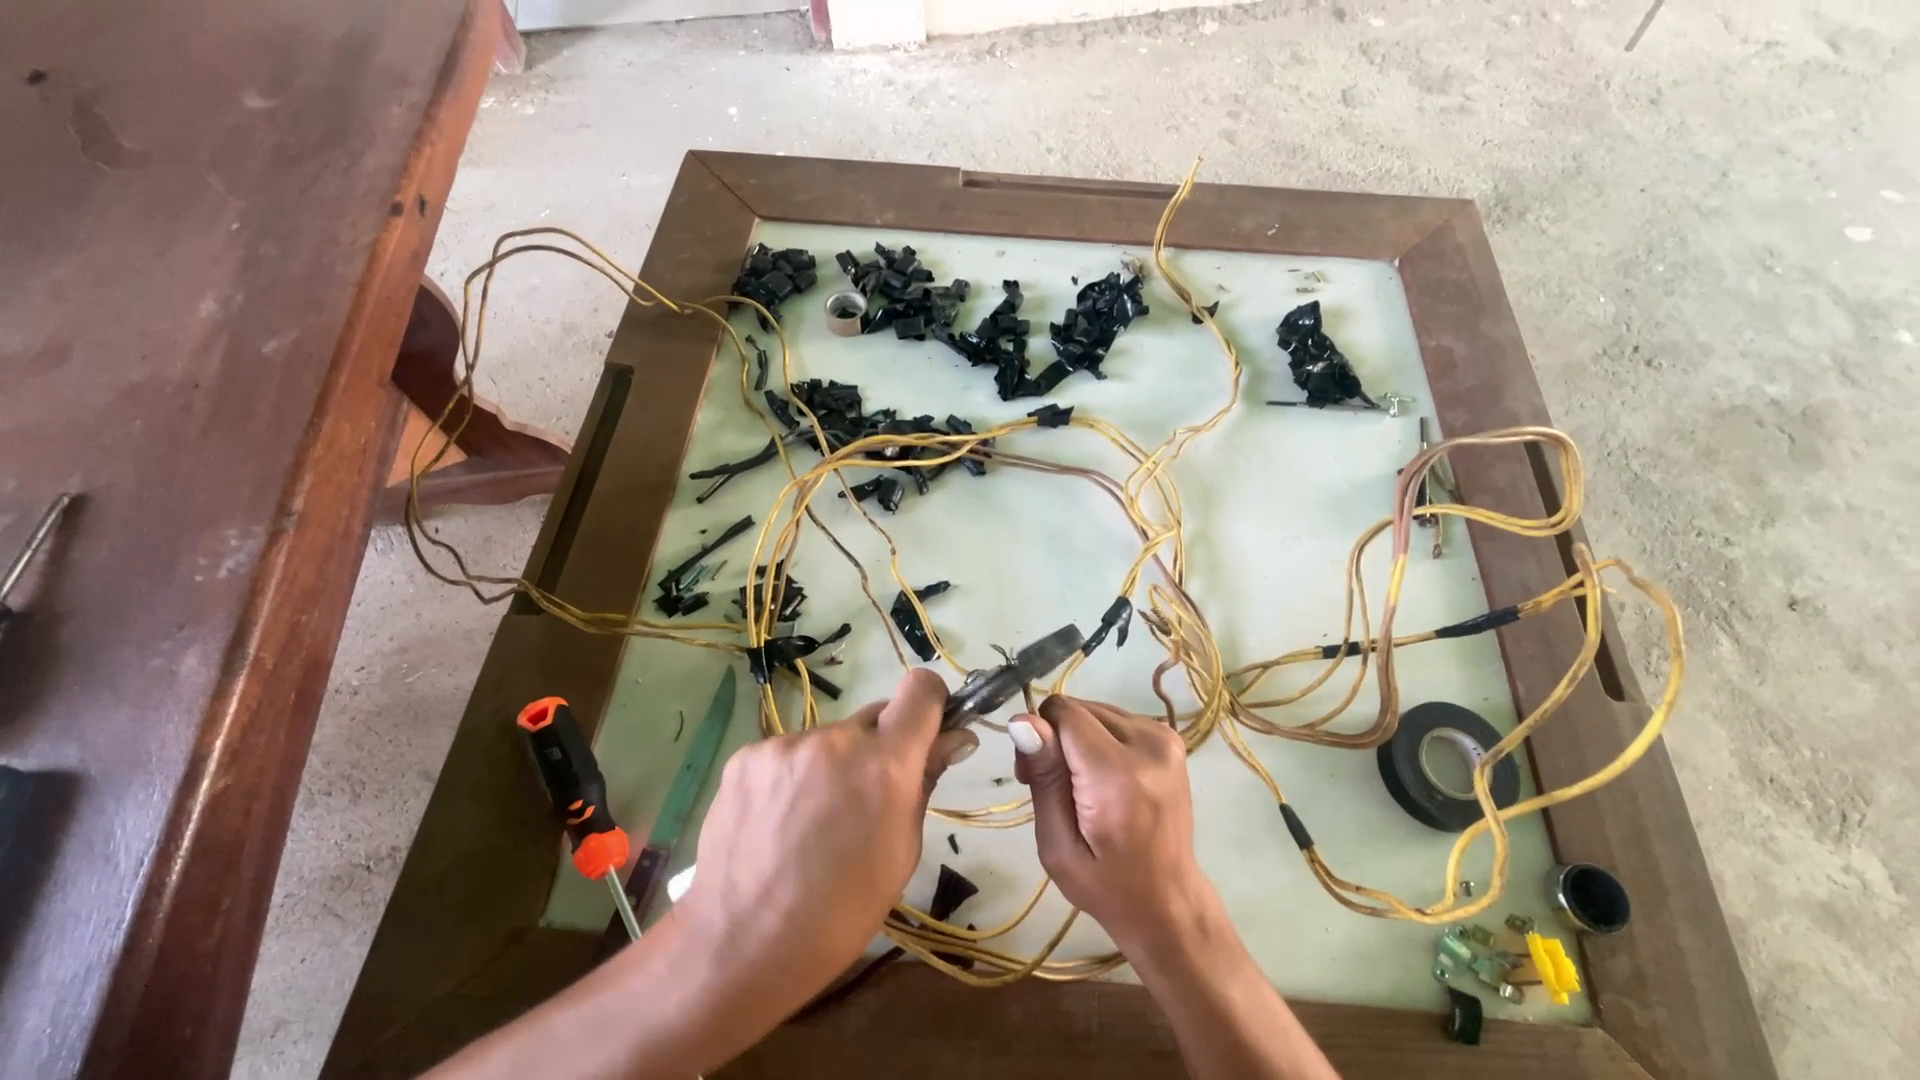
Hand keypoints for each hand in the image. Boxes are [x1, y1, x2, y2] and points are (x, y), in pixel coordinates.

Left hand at [674, 668, 977, 1001]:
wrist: (741, 943)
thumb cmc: (841, 913)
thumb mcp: (902, 853)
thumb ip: (924, 784)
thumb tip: (954, 738)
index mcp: (884, 764)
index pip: (921, 690)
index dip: (931, 704)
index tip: (928, 733)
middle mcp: (836, 740)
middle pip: (873, 720)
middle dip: (878, 750)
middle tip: (864, 803)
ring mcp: (785, 745)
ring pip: (827, 742)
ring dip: (831, 767)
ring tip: (810, 825)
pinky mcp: (746, 757)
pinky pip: (787, 755)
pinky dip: (792, 778)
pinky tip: (778, 824)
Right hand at [1011, 695, 1211, 952]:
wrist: (1167, 900)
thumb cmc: (1105, 884)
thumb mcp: (1058, 845)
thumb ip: (1045, 777)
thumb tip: (1022, 721)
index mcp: (1118, 775)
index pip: (1063, 713)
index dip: (1038, 738)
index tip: (1032, 776)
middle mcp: (1149, 745)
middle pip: (1077, 709)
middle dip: (1055, 737)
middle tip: (1054, 787)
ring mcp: (1165, 738)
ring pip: (1094, 710)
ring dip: (1077, 738)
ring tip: (1079, 786)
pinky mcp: (1170, 738)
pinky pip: (1115, 718)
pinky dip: (1099, 739)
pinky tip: (1102, 777)